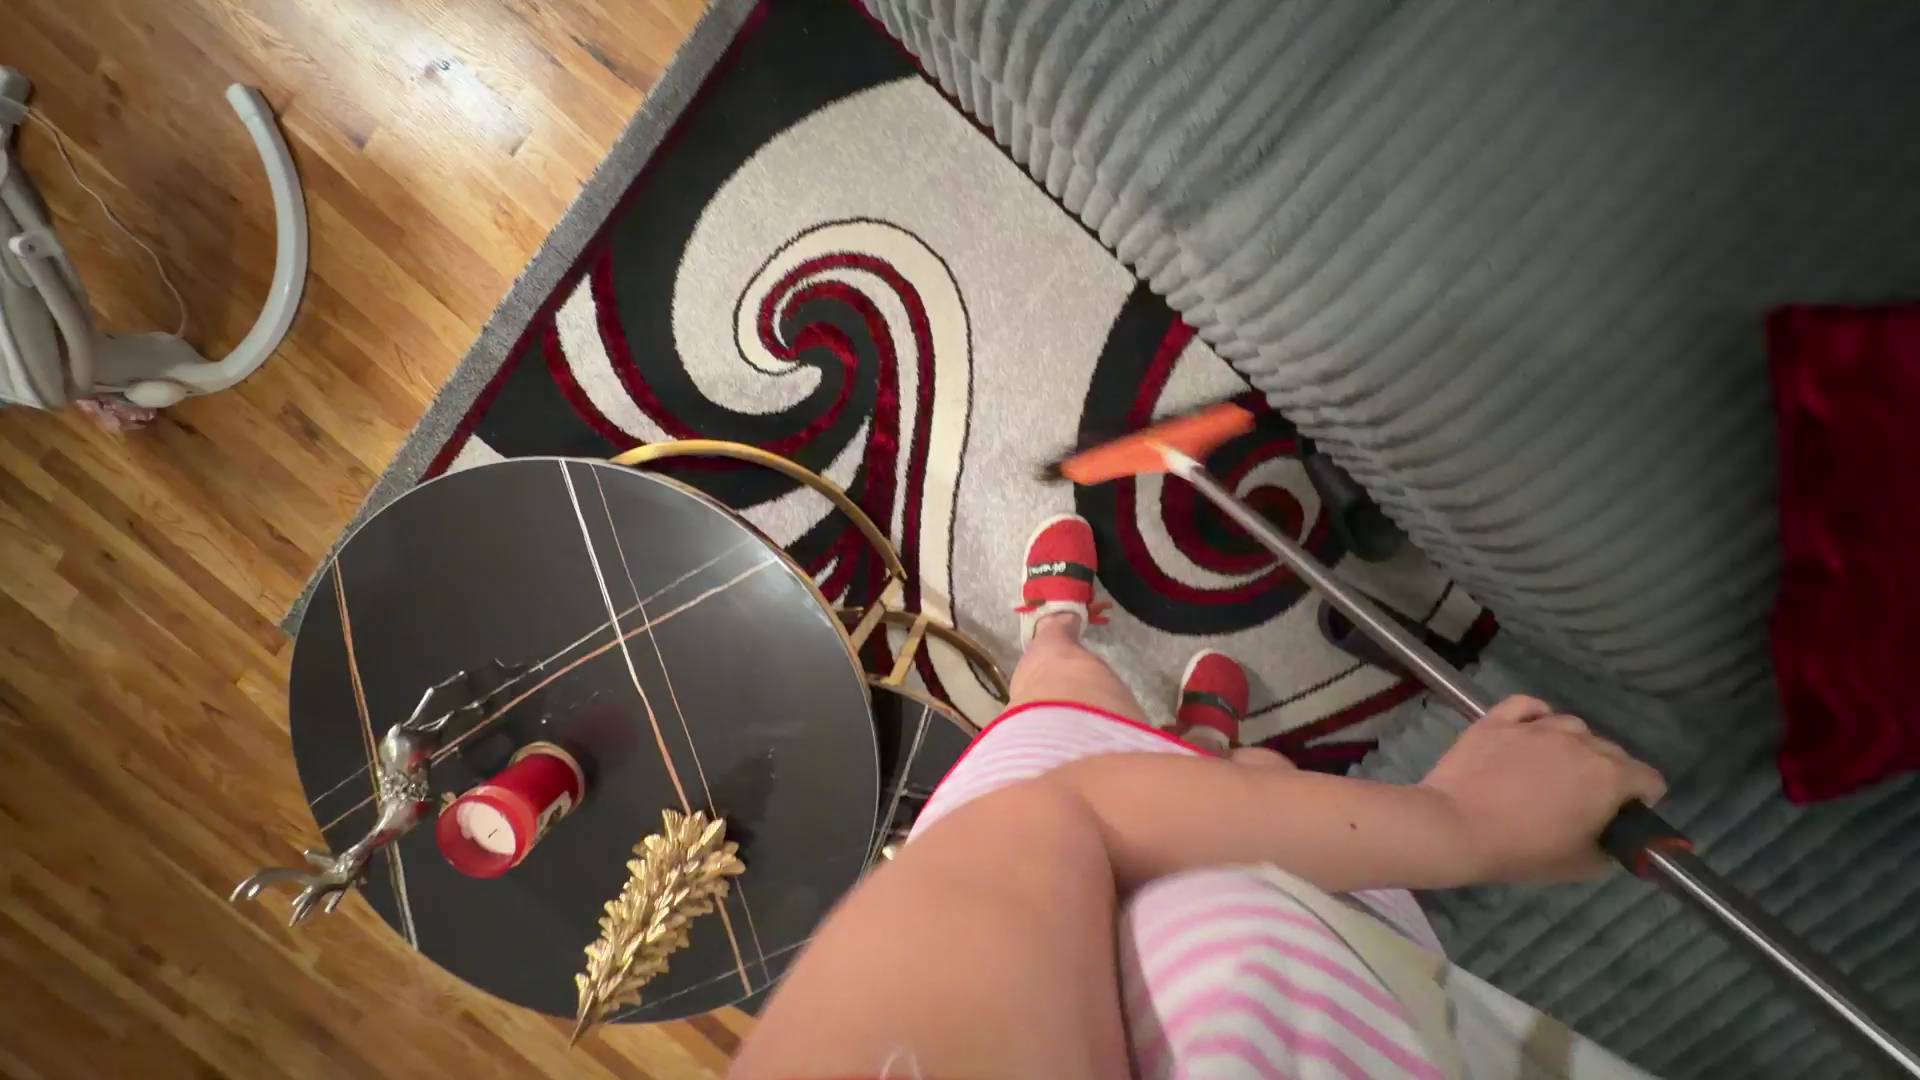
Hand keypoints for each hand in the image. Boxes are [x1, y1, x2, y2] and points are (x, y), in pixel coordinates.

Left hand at [1419, 695, 1666, 882]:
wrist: (1456, 825)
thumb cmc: (1523, 849)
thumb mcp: (1587, 863)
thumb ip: (1613, 844)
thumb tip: (1616, 835)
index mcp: (1609, 776)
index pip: (1649, 779)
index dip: (1642, 799)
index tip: (1622, 814)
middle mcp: (1576, 743)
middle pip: (1610, 750)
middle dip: (1609, 772)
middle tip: (1584, 796)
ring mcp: (1532, 728)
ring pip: (1570, 725)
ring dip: (1573, 743)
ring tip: (1555, 766)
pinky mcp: (1494, 721)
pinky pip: (1525, 705)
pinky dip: (1535, 714)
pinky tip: (1531, 731)